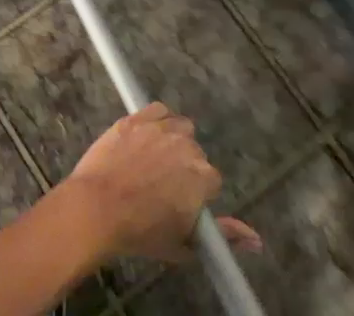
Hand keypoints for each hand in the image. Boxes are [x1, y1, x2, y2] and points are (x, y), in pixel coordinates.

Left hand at [57, 103, 261, 261]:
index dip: (195, 191)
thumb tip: (257, 240)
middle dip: (183, 166)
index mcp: (203, 177)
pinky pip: (158, 110)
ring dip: (173, 139)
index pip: (211, 180)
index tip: (178, 201)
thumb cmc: (140, 231)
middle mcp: (188, 147)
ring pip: (180, 127)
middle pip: (195, 153)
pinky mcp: (136, 118)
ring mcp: (161, 129)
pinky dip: (156, 118)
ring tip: (154, 158)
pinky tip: (146, 134)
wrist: (96, 208)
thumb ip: (225, 237)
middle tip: (161, 184)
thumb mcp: (185, 243)